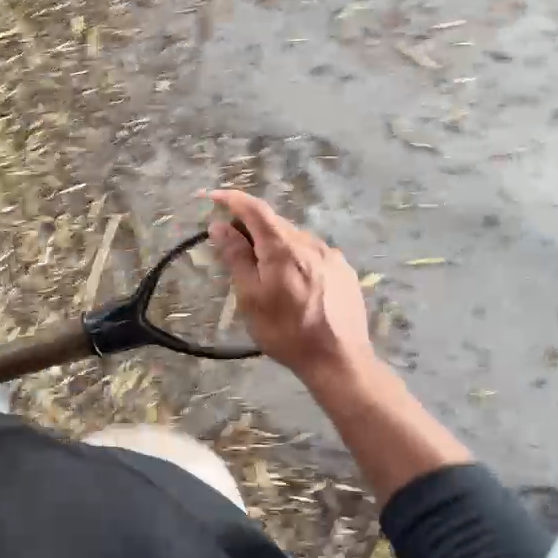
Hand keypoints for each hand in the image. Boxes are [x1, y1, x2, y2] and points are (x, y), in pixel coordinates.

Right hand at [205, 189, 376, 390]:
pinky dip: (292, 255)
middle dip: (249, 226)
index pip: (255, 209)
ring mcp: (332, 257)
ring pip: (293, 238)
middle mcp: (311, 244)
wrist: (339, 361)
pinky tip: (289, 280)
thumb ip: (236, 256)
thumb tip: (219, 225)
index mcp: (284, 247)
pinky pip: (311, 252)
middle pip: (274, 223)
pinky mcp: (345, 272)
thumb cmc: (285, 330)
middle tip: (229, 245)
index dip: (232, 199)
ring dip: (271, 242)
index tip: (212, 197)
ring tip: (259, 268)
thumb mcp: (250, 295)